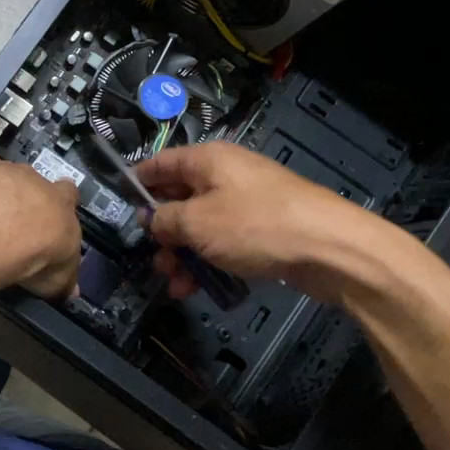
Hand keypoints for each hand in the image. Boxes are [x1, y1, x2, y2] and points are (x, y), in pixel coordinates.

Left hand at [0, 158, 80, 297]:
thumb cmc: (31, 256)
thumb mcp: (55, 279)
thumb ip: (64, 280)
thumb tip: (72, 292)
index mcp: (61, 202)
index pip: (69, 195)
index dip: (59, 205)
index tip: (48, 220)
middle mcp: (35, 179)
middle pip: (34, 183)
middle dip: (25, 199)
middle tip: (12, 225)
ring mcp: (2, 170)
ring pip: (2, 177)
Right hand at [136, 143, 401, 302]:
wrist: (331, 248)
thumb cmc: (254, 225)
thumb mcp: (196, 223)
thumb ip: (164, 220)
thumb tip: (151, 220)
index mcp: (207, 161)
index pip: (160, 164)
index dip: (137, 183)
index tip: (119, 206)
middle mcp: (226, 176)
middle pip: (180, 200)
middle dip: (162, 232)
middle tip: (153, 259)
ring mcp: (247, 204)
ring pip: (201, 228)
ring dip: (183, 256)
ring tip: (176, 284)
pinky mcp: (264, 231)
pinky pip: (225, 244)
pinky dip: (209, 263)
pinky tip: (200, 288)